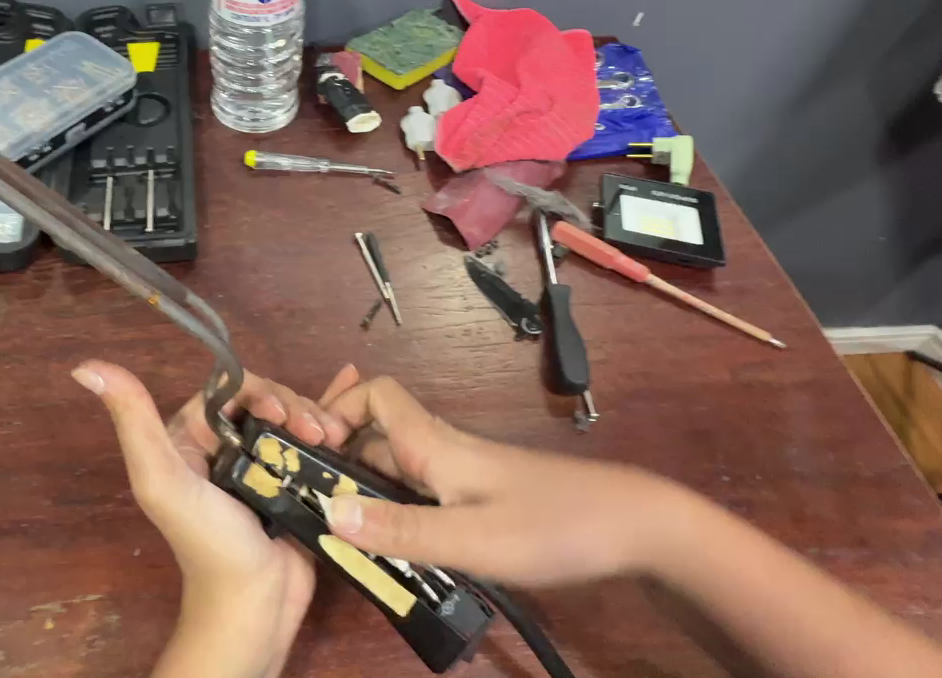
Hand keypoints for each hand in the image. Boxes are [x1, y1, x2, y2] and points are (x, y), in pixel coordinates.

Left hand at [74, 361, 360, 677]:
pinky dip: (328, 424)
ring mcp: (259, 464)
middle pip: (265, 400)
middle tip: (320, 432)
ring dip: (317, 417)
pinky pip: (308, 442)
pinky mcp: (289, 483)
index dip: (261, 391)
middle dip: (295, 407)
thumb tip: (85, 366)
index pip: (230, 388)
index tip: (286, 415)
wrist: (255, 609)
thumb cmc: (207, 543)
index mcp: (189, 435)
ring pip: (291, 418)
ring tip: (337, 439)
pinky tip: (350, 415)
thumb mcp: (162, 480)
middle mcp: (223, 445)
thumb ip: (133, 421)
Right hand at [319, 375, 691, 586]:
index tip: (311, 450)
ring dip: (365, 486)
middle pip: (375, 432)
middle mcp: (440, 448)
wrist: (632, 526)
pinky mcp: (478, 496)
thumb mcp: (470, 538)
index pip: (373, 395)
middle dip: (339, 456)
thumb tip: (327, 508)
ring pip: (396, 464)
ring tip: (341, 531)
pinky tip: (393, 546)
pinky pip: (419, 490)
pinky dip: (394, 506)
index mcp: (432, 444)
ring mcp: (461, 472)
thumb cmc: (549, 525)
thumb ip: (400, 529)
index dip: (337, 409)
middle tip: (310, 501)